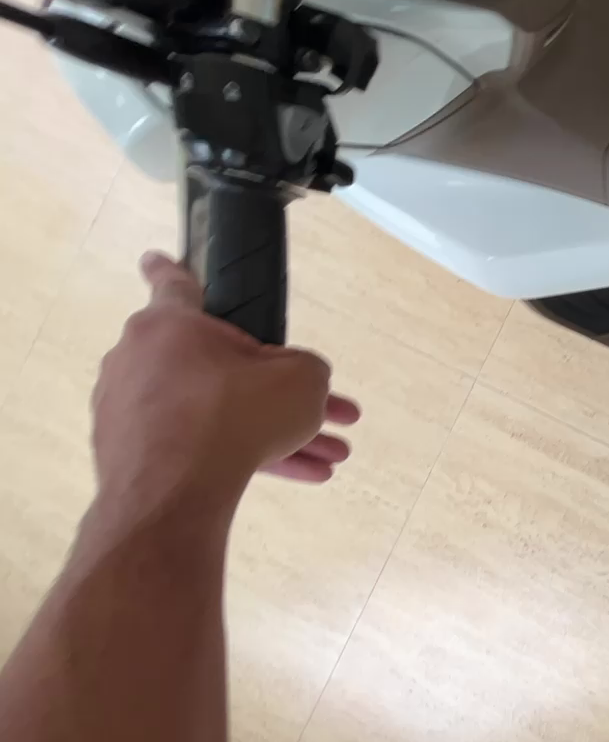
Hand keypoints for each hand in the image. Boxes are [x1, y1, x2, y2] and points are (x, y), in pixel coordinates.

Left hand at [91, 253, 359, 511]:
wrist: (179, 483)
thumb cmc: (240, 412)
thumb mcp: (304, 379)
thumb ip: (308, 368)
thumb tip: (298, 376)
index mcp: (174, 326)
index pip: (177, 286)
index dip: (175, 270)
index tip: (158, 258)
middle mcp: (144, 358)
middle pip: (232, 369)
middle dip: (289, 394)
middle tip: (337, 414)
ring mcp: (136, 405)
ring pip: (229, 412)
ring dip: (285, 432)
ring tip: (333, 455)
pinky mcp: (139, 446)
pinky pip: (212, 442)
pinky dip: (257, 453)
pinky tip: (308, 473)